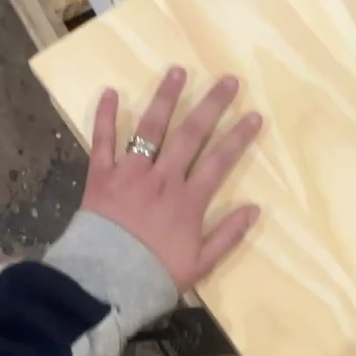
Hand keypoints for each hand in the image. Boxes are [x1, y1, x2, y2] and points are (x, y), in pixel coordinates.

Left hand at [79, 67, 263, 290]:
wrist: (105, 284)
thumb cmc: (155, 276)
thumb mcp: (201, 264)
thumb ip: (228, 235)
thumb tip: (254, 209)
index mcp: (188, 201)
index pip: (220, 161)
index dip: (239, 137)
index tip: (255, 115)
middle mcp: (162, 179)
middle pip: (191, 135)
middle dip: (211, 105)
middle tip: (227, 80)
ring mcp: (130, 174)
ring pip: (150, 129)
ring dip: (165, 99)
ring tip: (177, 71)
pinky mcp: (100, 177)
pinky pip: (102, 142)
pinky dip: (105, 117)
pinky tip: (109, 91)